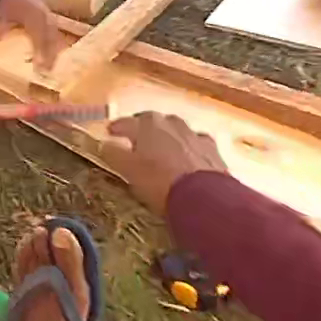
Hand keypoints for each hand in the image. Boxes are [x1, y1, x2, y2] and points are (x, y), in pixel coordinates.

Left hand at [0, 0, 60, 69]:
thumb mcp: (3, 10)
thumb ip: (0, 25)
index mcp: (34, 17)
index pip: (38, 38)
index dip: (39, 52)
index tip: (38, 65)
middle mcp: (46, 21)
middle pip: (50, 41)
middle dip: (50, 57)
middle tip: (46, 73)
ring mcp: (51, 22)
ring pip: (55, 40)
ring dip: (54, 54)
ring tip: (51, 70)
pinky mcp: (52, 23)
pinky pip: (56, 37)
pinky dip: (55, 48)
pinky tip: (54, 59)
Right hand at [102, 112, 228, 214]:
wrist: (206, 199)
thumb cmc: (158, 179)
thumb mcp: (127, 169)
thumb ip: (114, 154)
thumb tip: (105, 145)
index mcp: (148, 124)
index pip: (127, 122)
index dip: (117, 127)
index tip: (110, 133)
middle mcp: (172, 124)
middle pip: (155, 122)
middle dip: (145, 130)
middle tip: (137, 141)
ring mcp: (196, 137)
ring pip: (178, 133)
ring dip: (169, 139)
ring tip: (163, 152)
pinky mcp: (216, 153)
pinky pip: (197, 147)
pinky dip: (189, 152)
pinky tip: (188, 162)